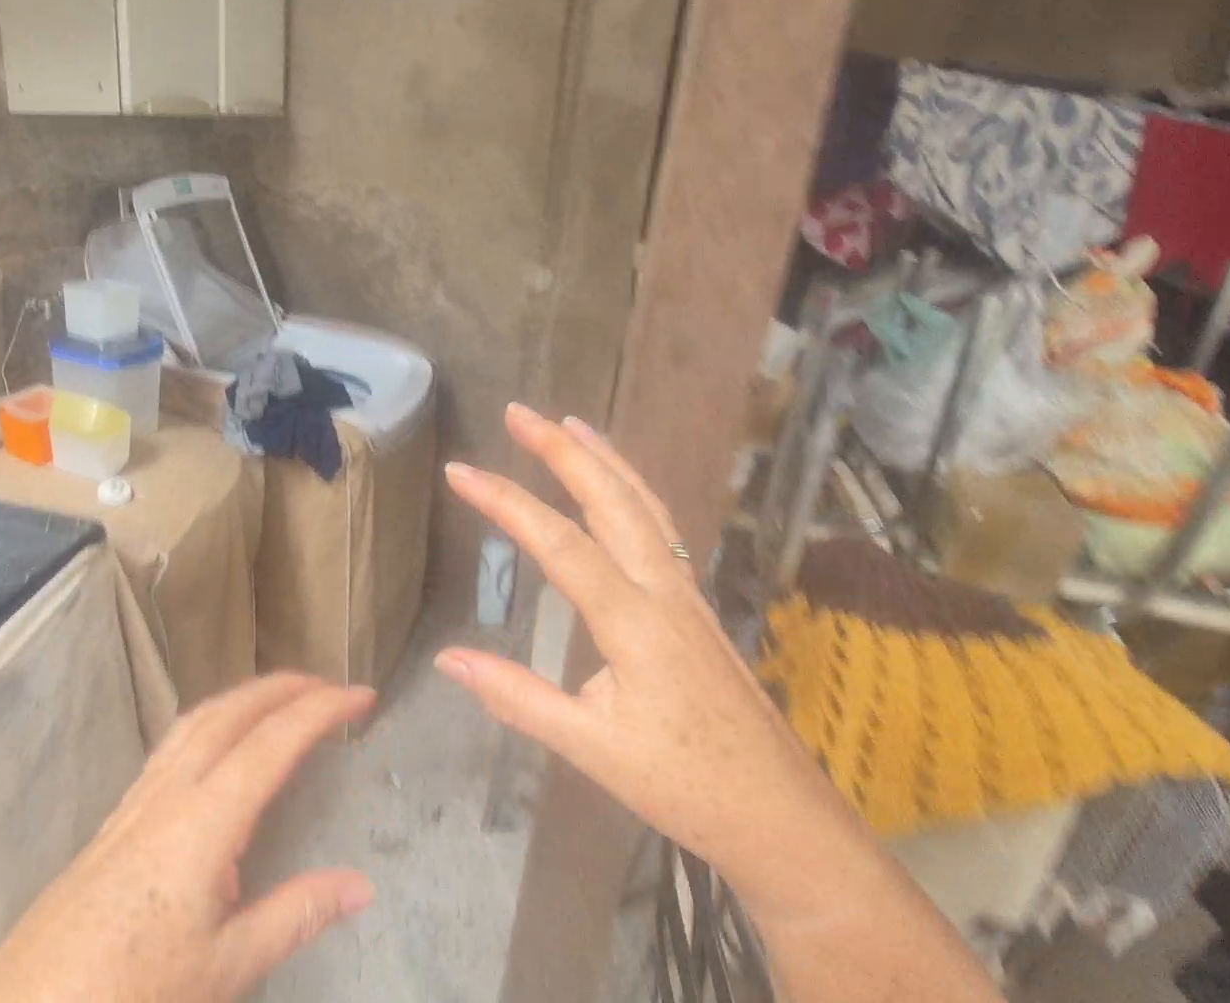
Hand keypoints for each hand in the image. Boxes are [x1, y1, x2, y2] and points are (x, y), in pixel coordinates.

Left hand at [0, 675, 377, 1002]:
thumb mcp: (226, 965)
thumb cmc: (135, 984)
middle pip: (229, 713)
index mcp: (203, 822)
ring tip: (281, 698)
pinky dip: (211, 721)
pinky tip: (217, 745)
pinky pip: (172, 745)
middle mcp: (168, 794)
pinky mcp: (117, 817)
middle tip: (329, 683)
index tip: (361, 695)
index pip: (272, 744)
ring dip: (243, 697)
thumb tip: (361, 885)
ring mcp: (136, 800)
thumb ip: (295, 915)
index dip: (320, 711)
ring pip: (195, 721)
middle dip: (282, 686)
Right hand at [435, 404, 871, 915]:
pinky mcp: (698, 610)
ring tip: (570, 424)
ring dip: (606, 461)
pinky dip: (633, 492)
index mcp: (635, 623)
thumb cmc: (684, 785)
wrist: (782, 816)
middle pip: (613, 502)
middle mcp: (665, 593)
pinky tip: (619, 493)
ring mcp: (689, 597)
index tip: (460, 472)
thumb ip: (517, 697)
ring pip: (647, 508)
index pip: (560, 544)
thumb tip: (448, 659)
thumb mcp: (590, 748)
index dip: (506, 503)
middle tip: (519, 413)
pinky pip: (661, 531)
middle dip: (563, 452)